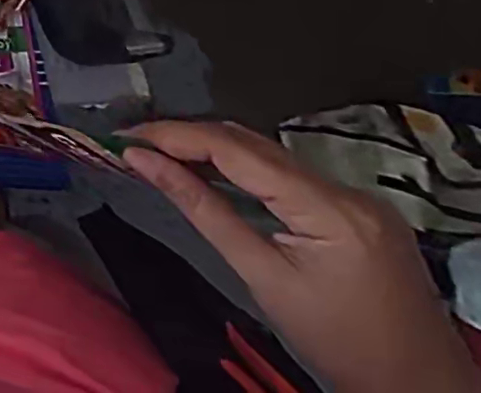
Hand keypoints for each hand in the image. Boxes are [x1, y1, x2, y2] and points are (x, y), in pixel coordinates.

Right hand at [123, 121, 480, 392]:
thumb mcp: (261, 276)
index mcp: (329, 208)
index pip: (235, 150)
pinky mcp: (354, 208)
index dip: (173, 135)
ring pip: (265, 152)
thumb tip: (139, 159)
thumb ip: (200, 208)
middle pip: (250, 143)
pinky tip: (207, 170)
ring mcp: (356, 196)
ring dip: (208, 147)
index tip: (124, 136)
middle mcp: (347, 189)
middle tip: (133, 141)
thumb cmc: (340, 345)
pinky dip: (238, 166)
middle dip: (186, 136)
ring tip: (158, 150)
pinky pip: (283, 171)